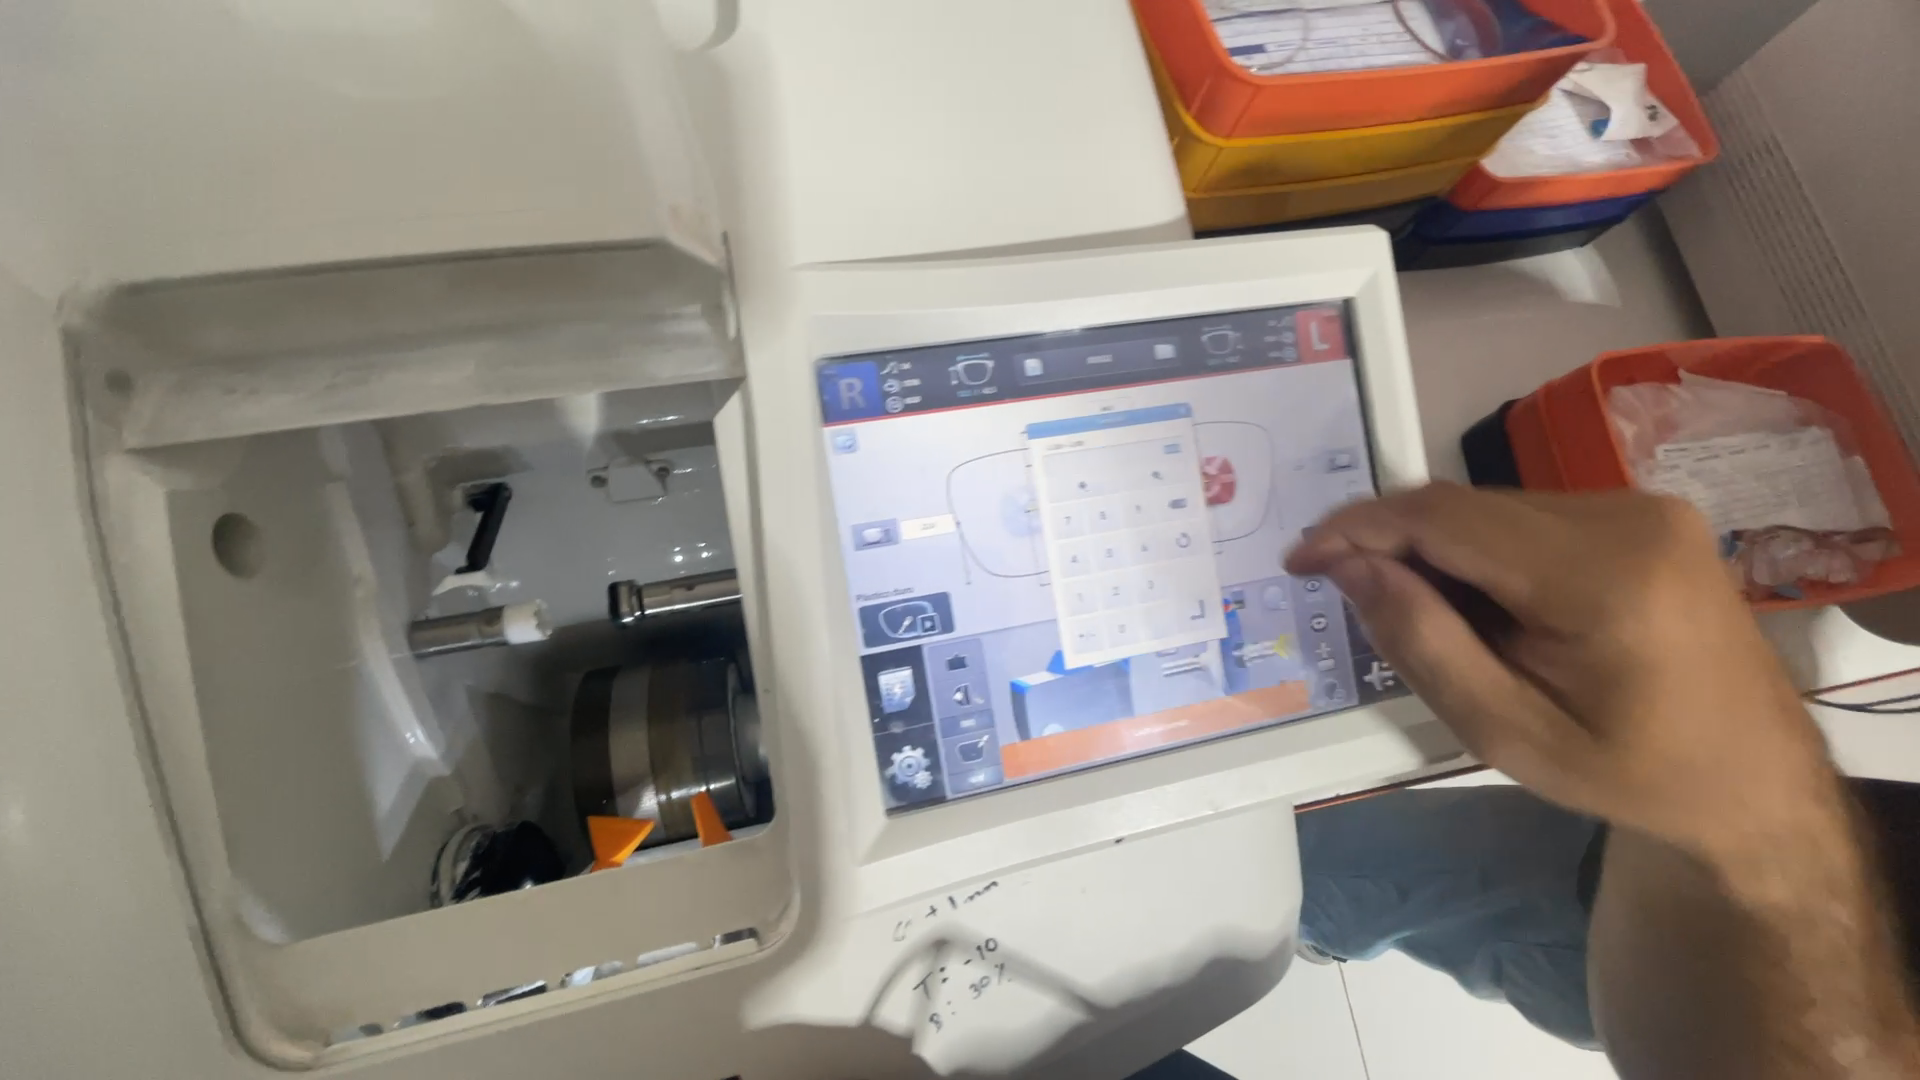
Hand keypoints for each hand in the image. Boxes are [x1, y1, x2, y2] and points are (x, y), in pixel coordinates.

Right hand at [1286, 482, 1836, 856]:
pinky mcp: (1639, 517)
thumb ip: (1421, 641)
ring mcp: (1640, 510)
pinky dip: (1469, 550)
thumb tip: (1348, 565)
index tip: (1300, 560)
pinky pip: (1516, 515)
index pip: (1443, 517)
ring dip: (1427, 549)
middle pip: (1460, 506)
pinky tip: (1472, 602)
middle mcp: (1627, 518)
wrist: (1755, 784)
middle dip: (1386, 542)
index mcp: (1601, 577)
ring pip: (1482, 507)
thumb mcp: (1503, 731)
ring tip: (1419, 612)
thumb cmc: (1628, 773)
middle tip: (1344, 591)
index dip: (1356, 527)